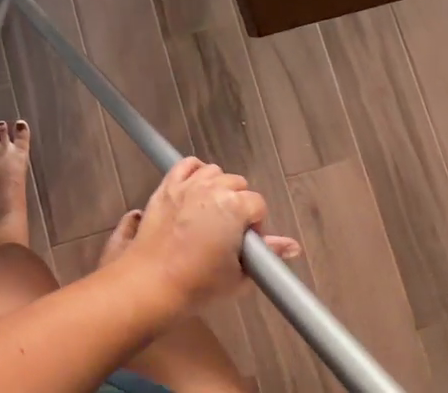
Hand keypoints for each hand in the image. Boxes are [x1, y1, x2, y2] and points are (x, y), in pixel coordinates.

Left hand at [120, 157, 301, 312]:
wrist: (154, 280)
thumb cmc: (200, 283)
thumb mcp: (240, 276)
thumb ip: (267, 254)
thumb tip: (293, 246)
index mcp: (234, 207)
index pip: (258, 204)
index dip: (256, 225)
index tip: (245, 243)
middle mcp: (212, 188)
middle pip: (237, 184)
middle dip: (238, 205)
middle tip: (229, 231)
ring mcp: (187, 184)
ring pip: (214, 172)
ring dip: (218, 188)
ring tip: (212, 213)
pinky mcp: (167, 185)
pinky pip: (187, 165)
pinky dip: (195, 171)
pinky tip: (196, 189)